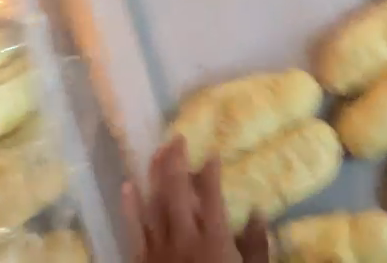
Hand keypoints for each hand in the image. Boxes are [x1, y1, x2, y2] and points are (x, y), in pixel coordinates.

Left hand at [124, 140, 268, 262]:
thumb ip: (256, 246)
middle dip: (176, 160)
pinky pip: (134, 230)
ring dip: (154, 174)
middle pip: (177, 190)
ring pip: (154, 203)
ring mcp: (159, 251)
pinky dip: (131, 207)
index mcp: (214, 240)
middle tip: (177, 137)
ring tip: (157, 150)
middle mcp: (184, 238)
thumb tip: (258, 211)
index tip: (212, 153)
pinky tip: (128, 187)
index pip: (211, 194)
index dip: (210, 170)